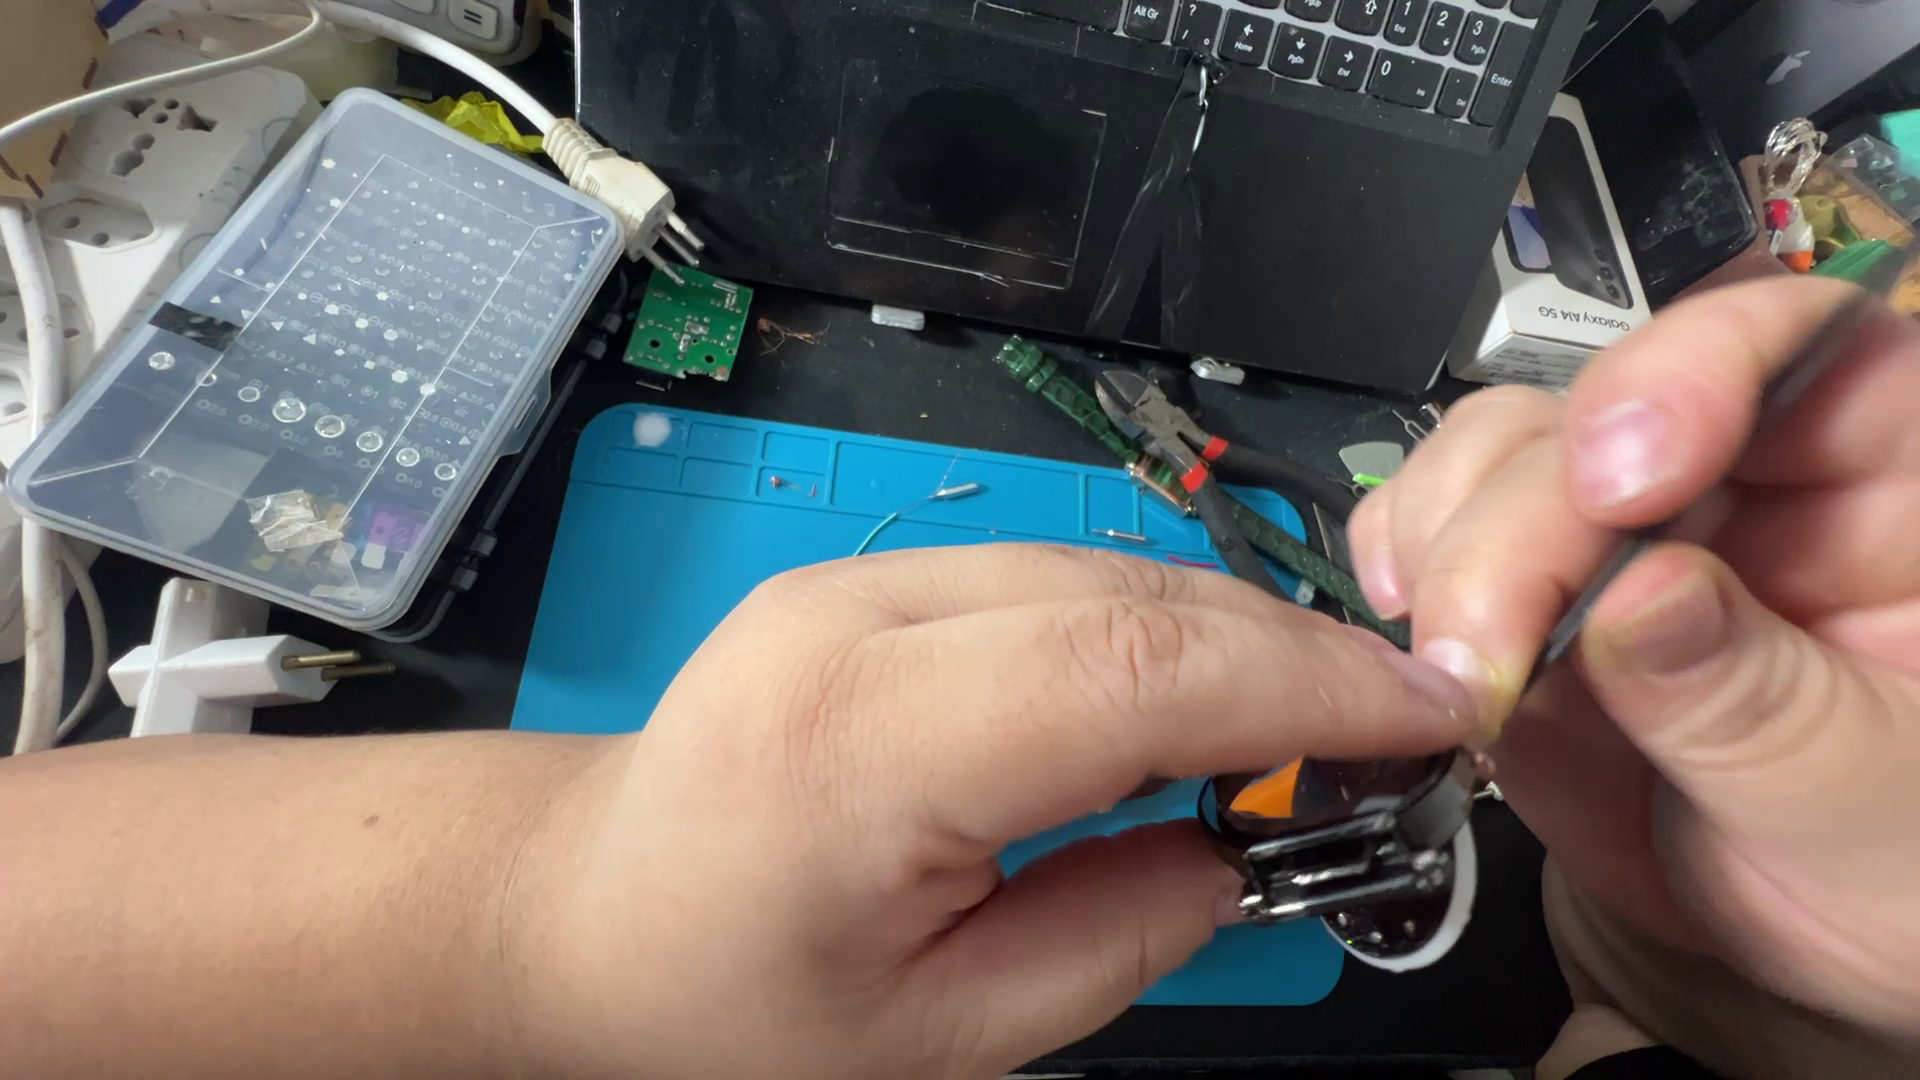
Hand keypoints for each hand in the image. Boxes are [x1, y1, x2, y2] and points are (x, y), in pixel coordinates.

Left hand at [506, 544, 1476, 1078]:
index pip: (1126, 669)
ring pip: (1090, 569)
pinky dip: (1135, 623)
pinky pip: (1039, 579)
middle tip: (1376, 719)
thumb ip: (1118, 932)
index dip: (1299, 681)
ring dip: (1210, 632)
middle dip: (1275, 649)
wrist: (590, 899)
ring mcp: (850, 578)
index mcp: (861, 743)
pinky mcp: (861, 577)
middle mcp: (853, 618)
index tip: (1416, 713)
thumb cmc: (728, 1002)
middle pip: (1119, 595)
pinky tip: (1172, 684)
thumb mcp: (940, 1032)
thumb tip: (1240, 850)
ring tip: (1288, 712)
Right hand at [1347, 278, 1919, 1035]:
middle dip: (1506, 539)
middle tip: (1479, 663)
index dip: (1687, 380)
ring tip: (1450, 667)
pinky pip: (1415, 516)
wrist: (1745, 926)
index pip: (1791, 348)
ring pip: (1477, 454)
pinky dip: (1389, 558)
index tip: (1620, 490)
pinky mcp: (1495, 571)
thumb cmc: (1874, 877)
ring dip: (1434, 547)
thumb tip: (1635, 597)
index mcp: (1883, 500)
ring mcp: (1587, 526)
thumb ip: (1760, 706)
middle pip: (1574, 421)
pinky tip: (1407, 624)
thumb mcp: (1868, 818)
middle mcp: (1719, 482)